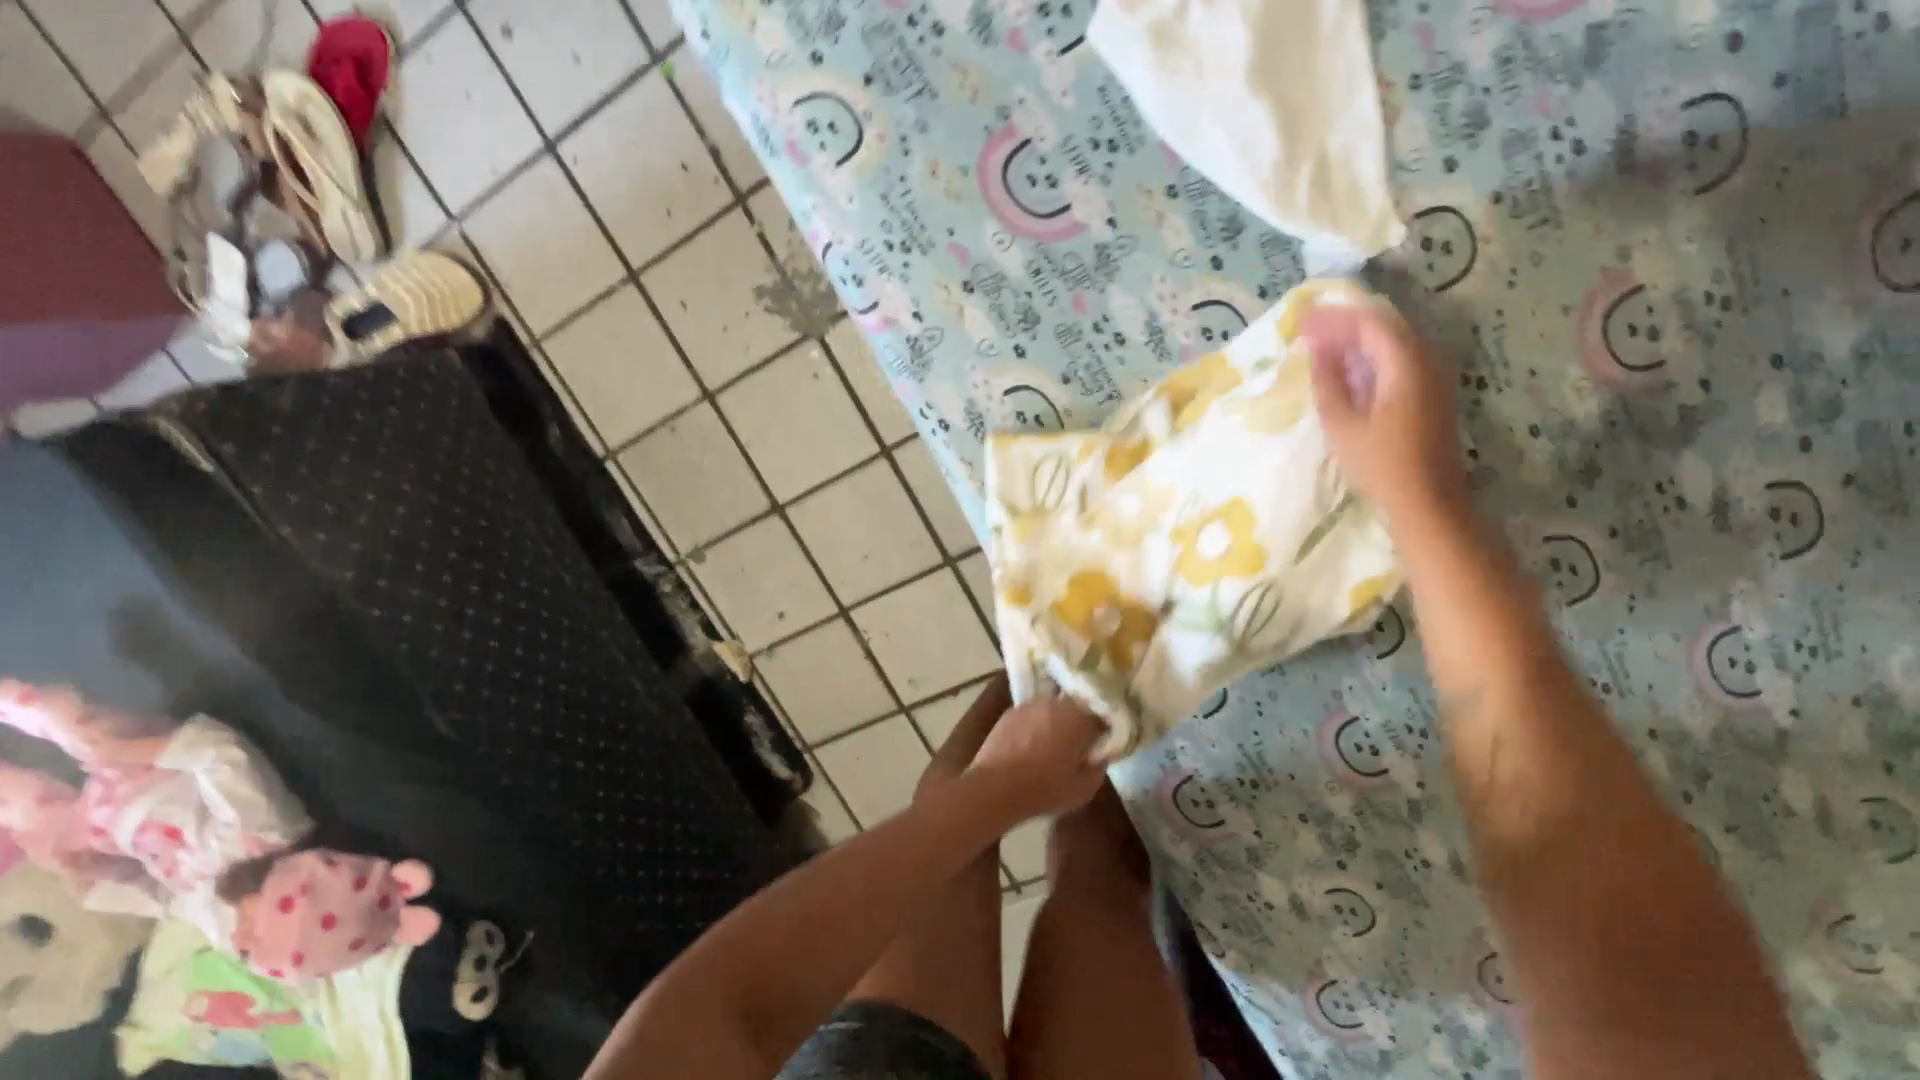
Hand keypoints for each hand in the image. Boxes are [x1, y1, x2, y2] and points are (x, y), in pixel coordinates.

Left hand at [967, 698, 1108, 821]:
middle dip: (1080, 722)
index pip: (1102, 714)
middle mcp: (1055, 704)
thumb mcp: (1082, 789)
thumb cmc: (1043, 789)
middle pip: (1076, 707)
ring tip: (1053, 743)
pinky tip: (1032, 743)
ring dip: (1057, 722)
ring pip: (1052, 709)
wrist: (995, 787)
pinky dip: (1036, 725)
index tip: (1102, 743)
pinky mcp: (1010, 712)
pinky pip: (1032, 714)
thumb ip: (1098, 768)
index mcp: (1078, 718)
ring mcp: (1030, 705)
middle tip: (1079, 744)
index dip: (1105, 729)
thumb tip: (1100, 755)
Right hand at [1304, 298, 1468, 524]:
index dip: (1333, 318)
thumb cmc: (1381, 466)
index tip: (1301, 321)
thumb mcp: (1343, 425)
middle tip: (1308, 331)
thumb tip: (1318, 350)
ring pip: (1393, 344)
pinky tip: (1348, 372)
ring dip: (1357, 343)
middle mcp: (1427, 360)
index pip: (1369, 322)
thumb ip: (1328, 382)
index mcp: (1407, 363)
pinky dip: (1371, 360)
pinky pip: (1400, 361)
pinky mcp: (1432, 394)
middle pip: (1384, 327)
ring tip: (1322, 350)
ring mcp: (1434, 377)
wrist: (1428, 504)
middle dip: (1344, 326)